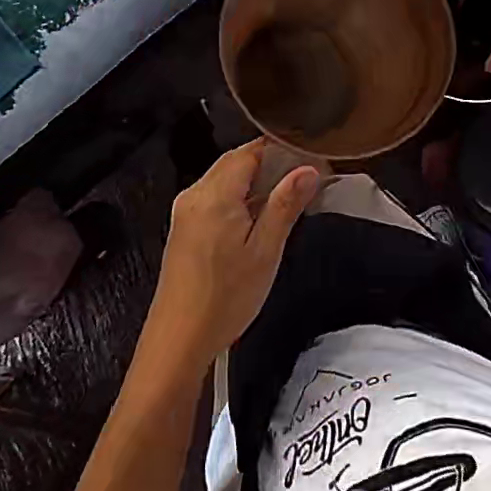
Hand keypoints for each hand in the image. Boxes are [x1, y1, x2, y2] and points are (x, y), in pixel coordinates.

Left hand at [147, 140, 319, 361]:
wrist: (178, 341)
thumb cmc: (225, 299)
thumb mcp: (265, 251)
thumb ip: (285, 205)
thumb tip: (308, 169)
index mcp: (214, 195)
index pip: (251, 151)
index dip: (283, 150)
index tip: (312, 159)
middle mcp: (195, 195)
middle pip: (236, 161)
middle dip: (271, 163)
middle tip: (307, 178)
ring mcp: (186, 211)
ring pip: (226, 178)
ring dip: (256, 181)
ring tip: (289, 197)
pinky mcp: (184, 228)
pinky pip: (215, 197)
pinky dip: (240, 197)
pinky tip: (259, 217)